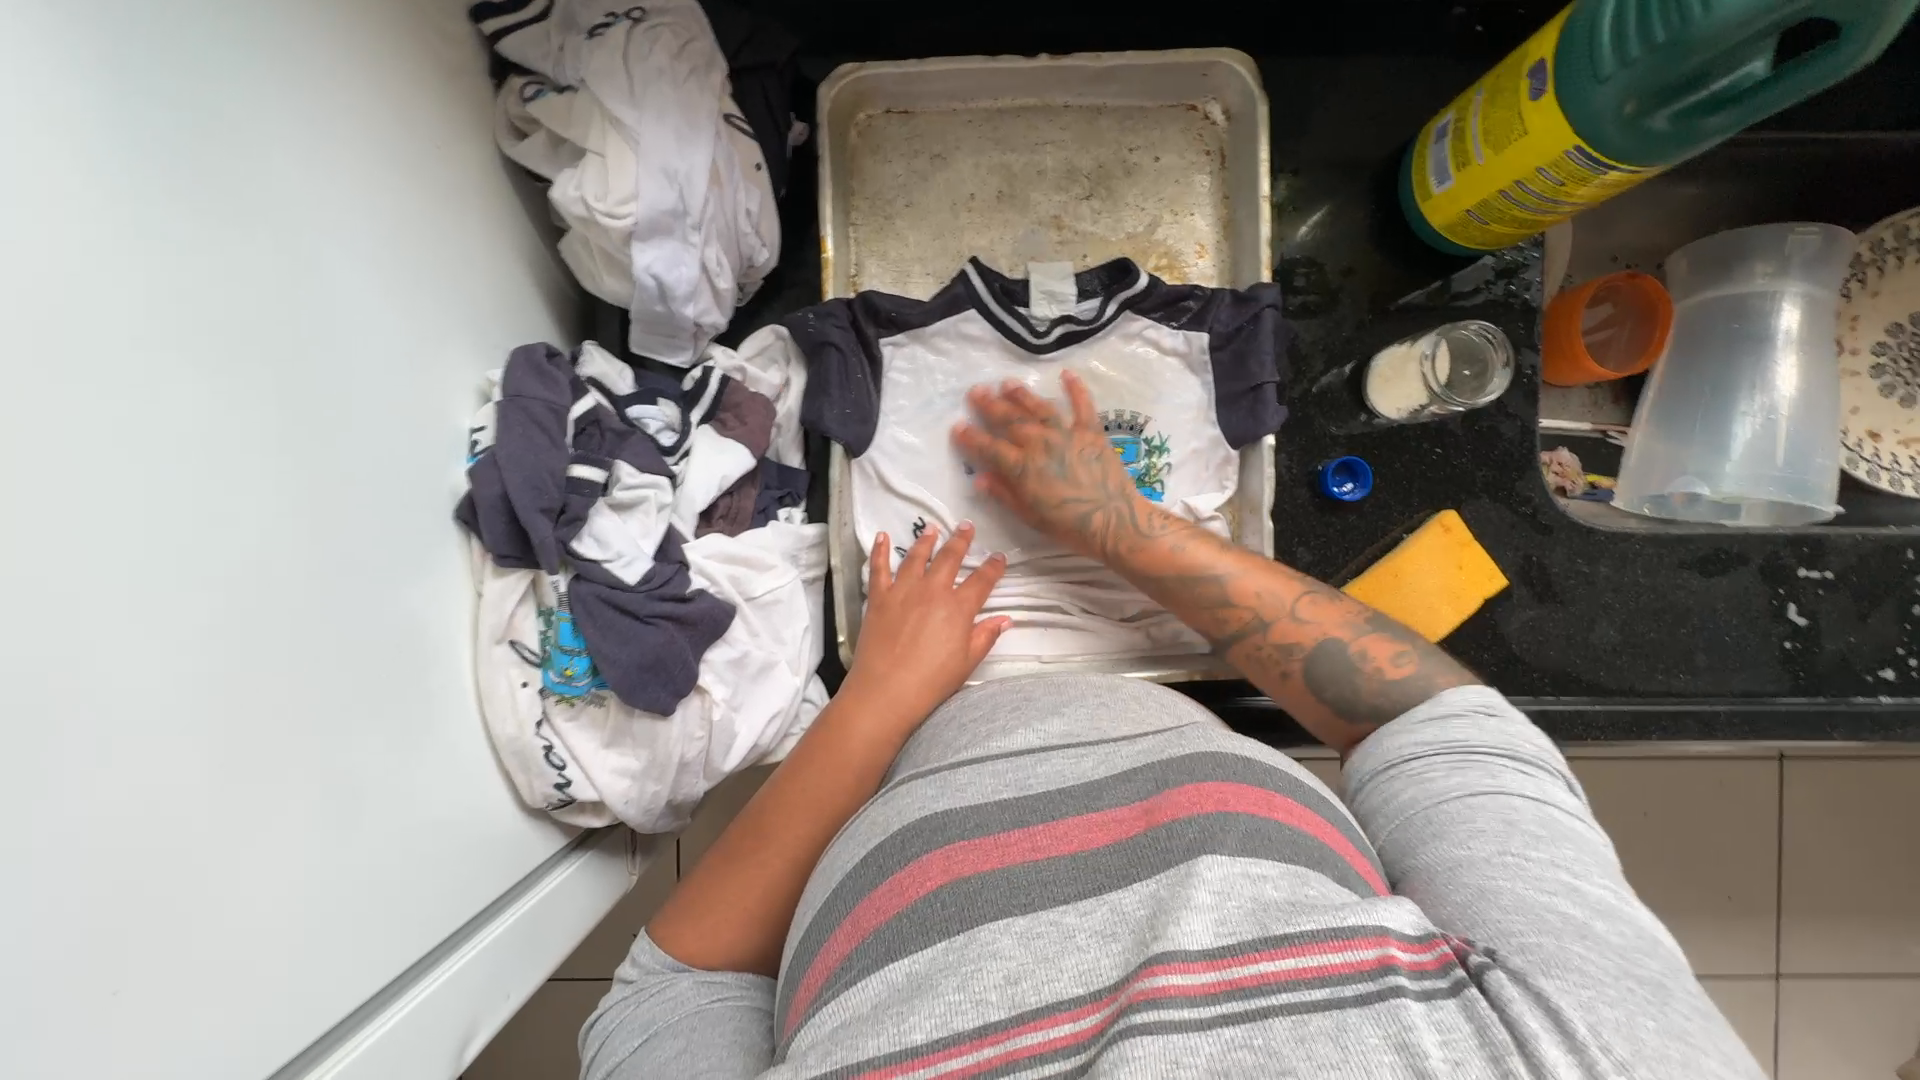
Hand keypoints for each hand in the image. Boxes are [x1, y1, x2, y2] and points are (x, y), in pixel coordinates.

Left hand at [839, 522, 1010, 730]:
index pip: (982, 580)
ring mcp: (903, 591)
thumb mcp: (967, 662)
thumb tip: (1005, 619)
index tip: (999, 557)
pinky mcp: (879, 598)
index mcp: (958, 608)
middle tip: (966, 526)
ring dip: (926, 541)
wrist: (886, 691)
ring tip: (932, 529)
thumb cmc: (932, 682)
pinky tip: (883, 537)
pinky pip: (879, 568)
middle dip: (961, 540)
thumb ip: (985, 636)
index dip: (993, 567)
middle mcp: (932, 591)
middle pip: (950, 558)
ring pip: (916, 557)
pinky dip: (880, 550)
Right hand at [952, 371, 1154, 559]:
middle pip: (1010, 420)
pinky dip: (1075, 388)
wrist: (1114, 522)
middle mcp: (1039, 444)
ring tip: (1007, 383)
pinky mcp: (1091, 432)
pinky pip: (1082, 405)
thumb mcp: (1029, 516)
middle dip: (990, 405)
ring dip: (1021, 394)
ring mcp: (1066, 434)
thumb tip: (980, 478)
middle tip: (976, 391)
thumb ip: (1004, 494)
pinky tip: (1067, 374)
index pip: (989, 448)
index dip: (971, 437)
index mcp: (1021, 467)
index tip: (958, 426)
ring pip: (1038, 408)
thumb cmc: (1068, 526)